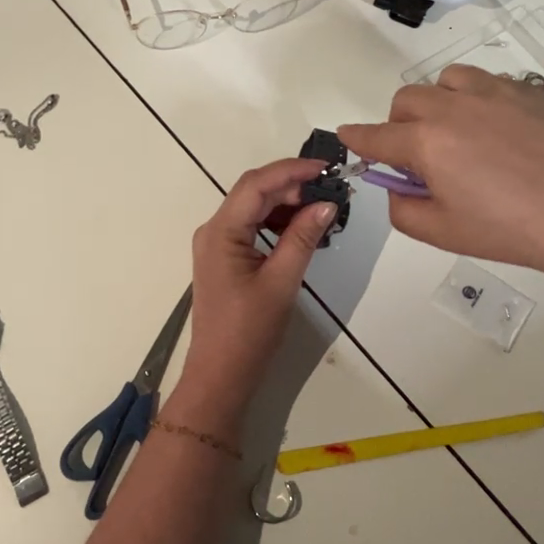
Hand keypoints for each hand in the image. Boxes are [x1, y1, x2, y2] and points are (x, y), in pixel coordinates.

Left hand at [167, 159, 335, 436]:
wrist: (221, 375)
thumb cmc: (249, 331)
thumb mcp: (281, 282)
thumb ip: (303, 238)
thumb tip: (327, 203)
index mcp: (221, 231)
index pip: (256, 184)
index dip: (291, 170)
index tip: (326, 167)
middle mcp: (214, 230)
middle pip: (253, 192)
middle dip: (291, 185)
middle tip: (330, 188)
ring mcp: (217, 244)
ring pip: (253, 208)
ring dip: (285, 203)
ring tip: (321, 206)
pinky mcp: (225, 258)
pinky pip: (251, 226)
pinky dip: (276, 222)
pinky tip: (302, 227)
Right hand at [338, 65, 543, 281]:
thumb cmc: (511, 229)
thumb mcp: (443, 233)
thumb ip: (403, 210)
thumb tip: (399, 187)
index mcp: (426, 142)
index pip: (376, 136)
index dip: (358, 139)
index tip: (347, 136)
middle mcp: (453, 107)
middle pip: (406, 100)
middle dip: (400, 123)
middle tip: (418, 155)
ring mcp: (493, 93)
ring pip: (446, 81)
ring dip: (439, 102)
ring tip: (458, 132)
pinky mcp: (528, 91)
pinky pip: (488, 84)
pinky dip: (478, 101)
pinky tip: (500, 132)